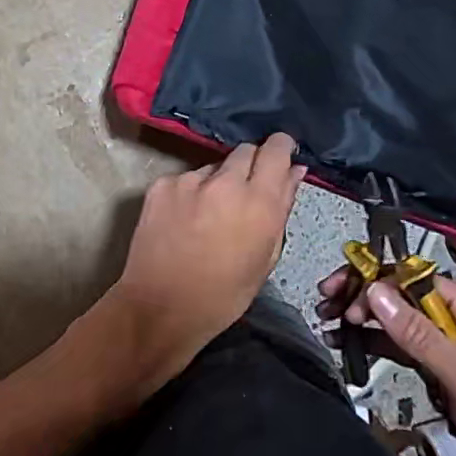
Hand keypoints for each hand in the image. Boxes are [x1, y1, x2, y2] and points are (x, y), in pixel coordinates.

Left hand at [100, 133, 306, 374]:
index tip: (281, 153)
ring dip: (217, 182)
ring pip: (213, 167)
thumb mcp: (266, 257)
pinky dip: (189, 193)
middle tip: (244, 193)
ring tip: (208, 216)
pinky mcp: (161, 185)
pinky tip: (183, 220)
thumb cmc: (224, 295)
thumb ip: (282, 208)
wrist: (161, 308)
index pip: (276, 150)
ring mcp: (189, 180)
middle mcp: (226, 182)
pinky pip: (185, 179)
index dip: (281, 147)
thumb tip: (295, 172)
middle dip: (250, 164)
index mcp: (260, 202)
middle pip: (245, 151)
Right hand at [317, 270, 455, 455]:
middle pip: (406, 298)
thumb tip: (375, 289)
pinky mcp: (450, 377)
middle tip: (325, 305)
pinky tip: (352, 346)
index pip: (416, 280)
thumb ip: (417, 334)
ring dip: (368, 323)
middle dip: (365, 299)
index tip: (340, 296)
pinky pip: (410, 352)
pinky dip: (382, 348)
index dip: (376, 282)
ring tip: (329, 324)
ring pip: (403, 325)